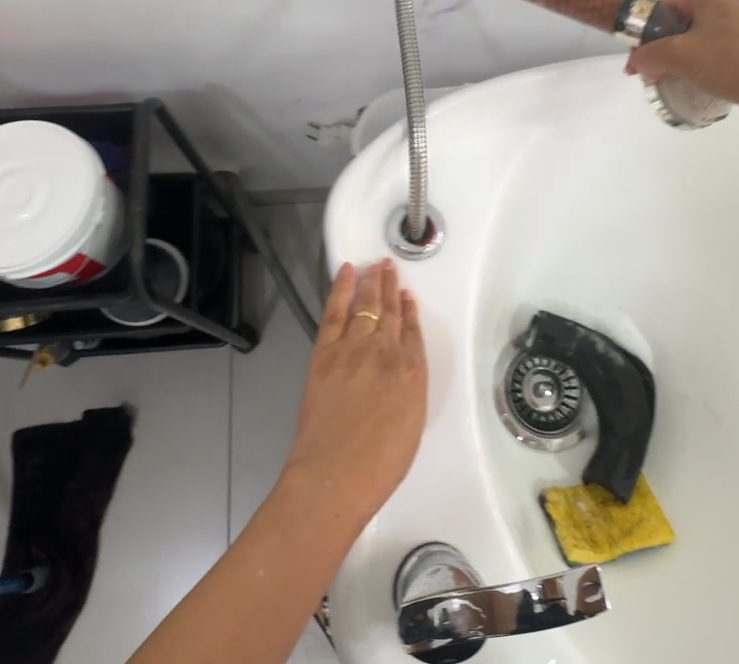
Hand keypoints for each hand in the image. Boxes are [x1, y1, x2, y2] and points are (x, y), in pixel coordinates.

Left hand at [280, 260, 428, 519]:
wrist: (337, 472)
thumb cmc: (380, 463)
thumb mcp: (410, 424)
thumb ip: (408, 391)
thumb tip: (399, 377)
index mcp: (413, 373)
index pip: (413, 332)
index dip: (410, 311)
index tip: (408, 295)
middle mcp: (387, 352)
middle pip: (390, 311)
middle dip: (391, 286)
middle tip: (390, 266)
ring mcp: (355, 348)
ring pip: (366, 305)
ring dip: (371, 282)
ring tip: (375, 265)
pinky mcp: (325, 352)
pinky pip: (336, 312)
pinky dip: (341, 289)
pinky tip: (346, 273)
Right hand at [626, 0, 738, 116]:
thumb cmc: (727, 63)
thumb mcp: (678, 57)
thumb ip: (648, 55)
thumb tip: (637, 62)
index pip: (662, 7)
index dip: (644, 33)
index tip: (639, 59)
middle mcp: (727, 1)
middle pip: (680, 23)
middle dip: (662, 48)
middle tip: (654, 73)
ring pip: (698, 38)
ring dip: (682, 58)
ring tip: (676, 80)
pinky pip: (717, 49)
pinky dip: (704, 63)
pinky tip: (703, 82)